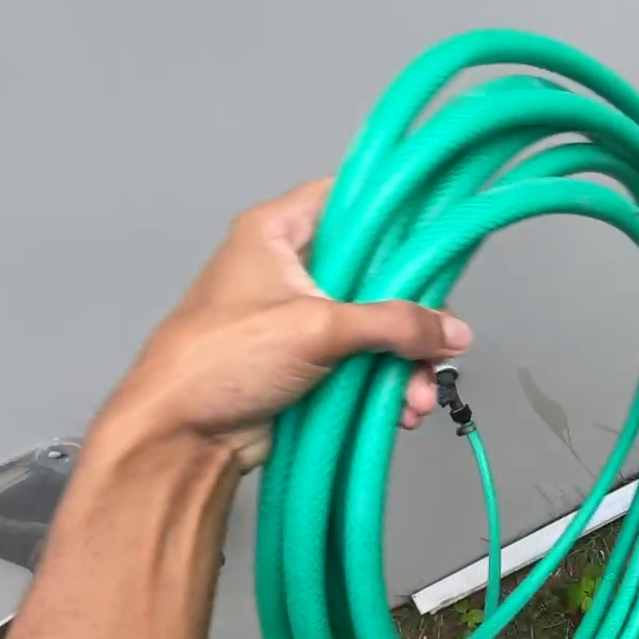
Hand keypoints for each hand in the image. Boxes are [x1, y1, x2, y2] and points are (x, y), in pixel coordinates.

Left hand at [95, 179, 472, 468]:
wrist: (186, 436)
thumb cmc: (218, 362)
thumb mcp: (317, 329)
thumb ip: (393, 324)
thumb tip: (452, 332)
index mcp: (280, 233)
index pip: (352, 202)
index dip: (397, 217)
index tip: (437, 244)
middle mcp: (298, 270)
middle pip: (382, 275)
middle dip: (415, 320)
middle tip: (435, 349)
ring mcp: (310, 318)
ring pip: (384, 327)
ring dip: (408, 364)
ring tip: (414, 400)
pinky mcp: (319, 362)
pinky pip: (372, 364)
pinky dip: (391, 386)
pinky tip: (401, 409)